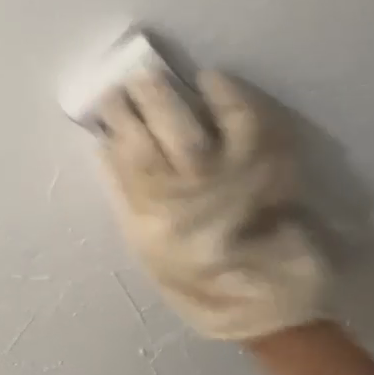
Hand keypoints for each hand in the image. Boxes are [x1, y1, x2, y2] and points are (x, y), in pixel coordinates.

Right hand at [96, 70, 327, 340]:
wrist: (267, 297)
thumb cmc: (196, 273)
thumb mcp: (146, 241)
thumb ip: (125, 191)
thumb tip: (106, 137)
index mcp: (150, 223)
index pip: (124, 160)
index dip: (114, 122)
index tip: (106, 99)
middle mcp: (183, 206)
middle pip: (148, 145)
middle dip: (132, 105)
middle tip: (128, 80)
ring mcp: (225, 187)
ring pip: (188, 135)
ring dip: (166, 97)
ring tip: (155, 76)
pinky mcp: (265, 170)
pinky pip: (243, 125)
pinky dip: (225, 96)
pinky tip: (210, 80)